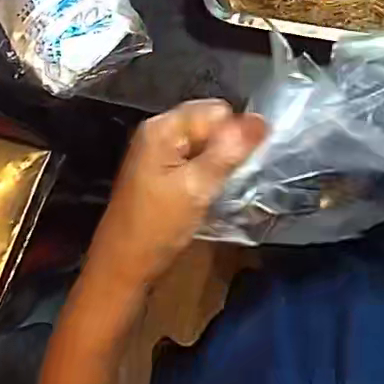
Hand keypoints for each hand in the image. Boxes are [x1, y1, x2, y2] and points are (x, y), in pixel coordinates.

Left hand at [83, 100, 265, 294]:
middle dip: (228, 147)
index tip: (236, 167)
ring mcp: (159, 151)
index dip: (235, 135)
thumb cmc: (157, 227)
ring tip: (219, 188)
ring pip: (207, 142)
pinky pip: (197, 157)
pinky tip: (207, 193)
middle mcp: (160, 131)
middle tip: (226, 179)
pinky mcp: (161, 170)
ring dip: (220, 162)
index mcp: (164, 127)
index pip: (219, 111)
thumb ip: (230, 149)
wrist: (121, 271)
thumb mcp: (199, 186)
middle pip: (213, 122)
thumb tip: (262, 120)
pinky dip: (208, 171)